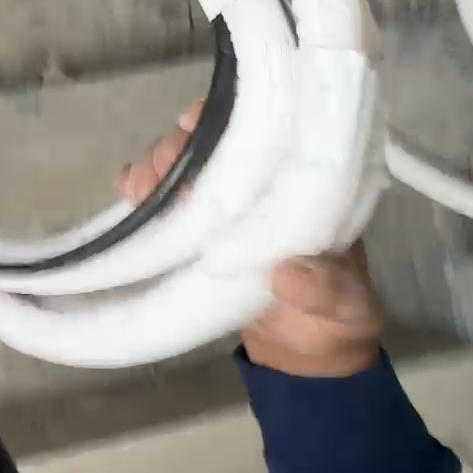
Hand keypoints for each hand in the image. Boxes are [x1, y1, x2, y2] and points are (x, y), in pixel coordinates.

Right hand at [117, 104, 383, 378]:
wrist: (298, 353)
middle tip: (160, 174)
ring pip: (174, 162)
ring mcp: (213, 202)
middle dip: (175, 148)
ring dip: (151, 168)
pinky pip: (151, 191)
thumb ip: (327, 290)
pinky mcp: (182, 224)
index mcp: (296, 189)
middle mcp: (251, 184)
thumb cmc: (329, 318)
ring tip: (140, 192)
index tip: (193, 124)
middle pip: (206, 142)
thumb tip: (290, 271)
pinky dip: (133, 184)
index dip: (225, 119)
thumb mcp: (345, 307)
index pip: (260, 133)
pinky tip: (127, 196)